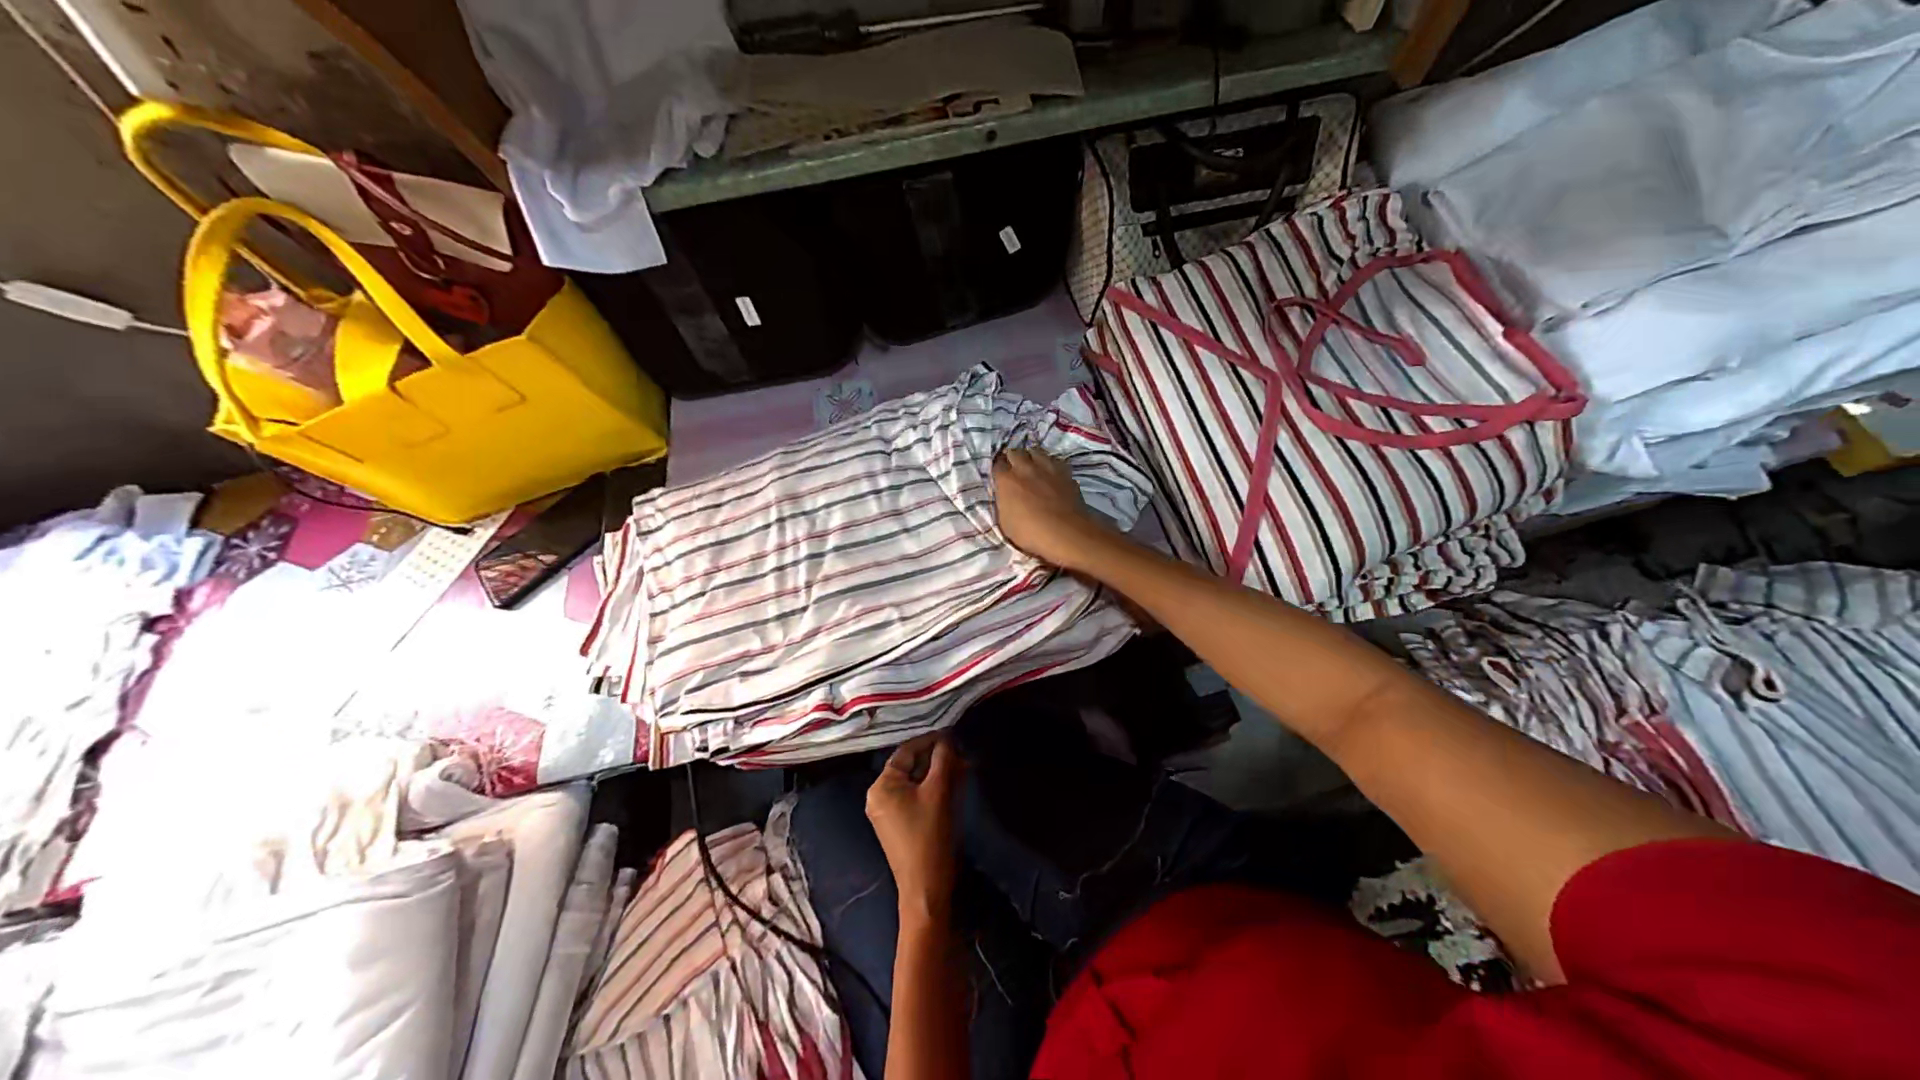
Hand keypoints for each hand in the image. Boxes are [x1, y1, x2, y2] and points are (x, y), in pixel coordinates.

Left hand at [865, 733, 961, 921]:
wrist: (925, 888)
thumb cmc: (929, 836)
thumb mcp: (939, 792)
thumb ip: (943, 760)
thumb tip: (947, 739)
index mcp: (881, 785)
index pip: (906, 751)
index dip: (930, 740)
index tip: (953, 734)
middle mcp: (878, 795)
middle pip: (910, 766)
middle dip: (937, 759)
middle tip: (962, 754)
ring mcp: (886, 811)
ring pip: (915, 782)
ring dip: (938, 774)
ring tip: (963, 768)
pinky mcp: (897, 824)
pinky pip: (914, 797)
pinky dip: (932, 789)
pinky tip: (953, 786)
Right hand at [992, 448, 1115, 570]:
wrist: (1066, 532)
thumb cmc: (1030, 532)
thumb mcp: (1005, 522)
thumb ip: (1004, 503)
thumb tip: (1005, 496)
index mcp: (1007, 480)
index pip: (997, 465)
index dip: (998, 470)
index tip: (1000, 476)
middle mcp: (1025, 468)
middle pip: (1015, 452)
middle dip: (1013, 458)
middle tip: (1014, 469)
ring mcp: (1047, 467)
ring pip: (1036, 451)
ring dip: (1031, 456)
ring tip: (1032, 466)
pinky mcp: (1066, 472)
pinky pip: (1055, 460)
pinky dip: (1050, 464)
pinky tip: (1051, 473)